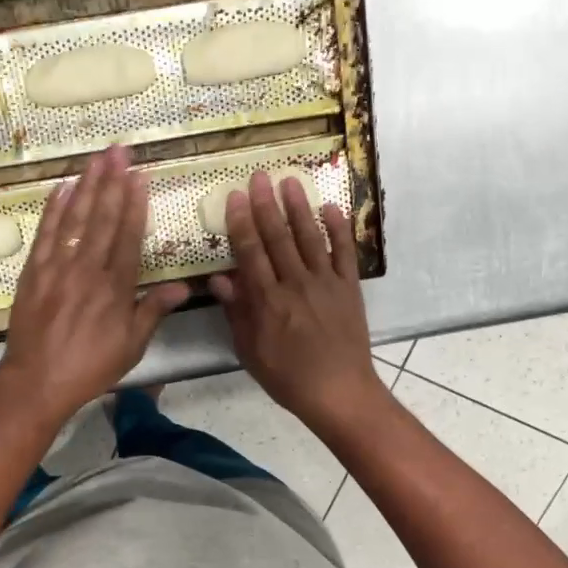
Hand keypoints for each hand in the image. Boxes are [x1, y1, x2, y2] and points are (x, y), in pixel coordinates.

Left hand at [0, 145, 188, 424]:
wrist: (37, 381)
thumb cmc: (90, 368)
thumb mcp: (131, 346)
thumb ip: (153, 311)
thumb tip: (183, 287)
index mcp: (116, 289)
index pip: (128, 238)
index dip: (135, 205)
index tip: (141, 176)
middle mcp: (88, 270)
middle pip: (102, 219)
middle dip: (112, 182)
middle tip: (120, 150)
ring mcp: (58, 268)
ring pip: (75, 219)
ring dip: (87, 186)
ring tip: (97, 158)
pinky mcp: (34, 273)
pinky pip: (46, 234)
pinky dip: (54, 209)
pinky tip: (63, 187)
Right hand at [211, 173, 384, 430]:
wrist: (338, 392)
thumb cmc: (288, 379)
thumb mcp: (251, 353)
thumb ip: (237, 314)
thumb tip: (218, 279)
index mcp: (268, 301)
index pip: (251, 252)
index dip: (241, 222)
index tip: (234, 196)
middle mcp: (296, 284)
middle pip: (278, 237)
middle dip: (266, 204)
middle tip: (259, 175)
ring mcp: (325, 283)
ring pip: (310, 237)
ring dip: (299, 207)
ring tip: (290, 181)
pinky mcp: (349, 288)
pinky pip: (344, 251)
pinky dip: (338, 228)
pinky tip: (331, 207)